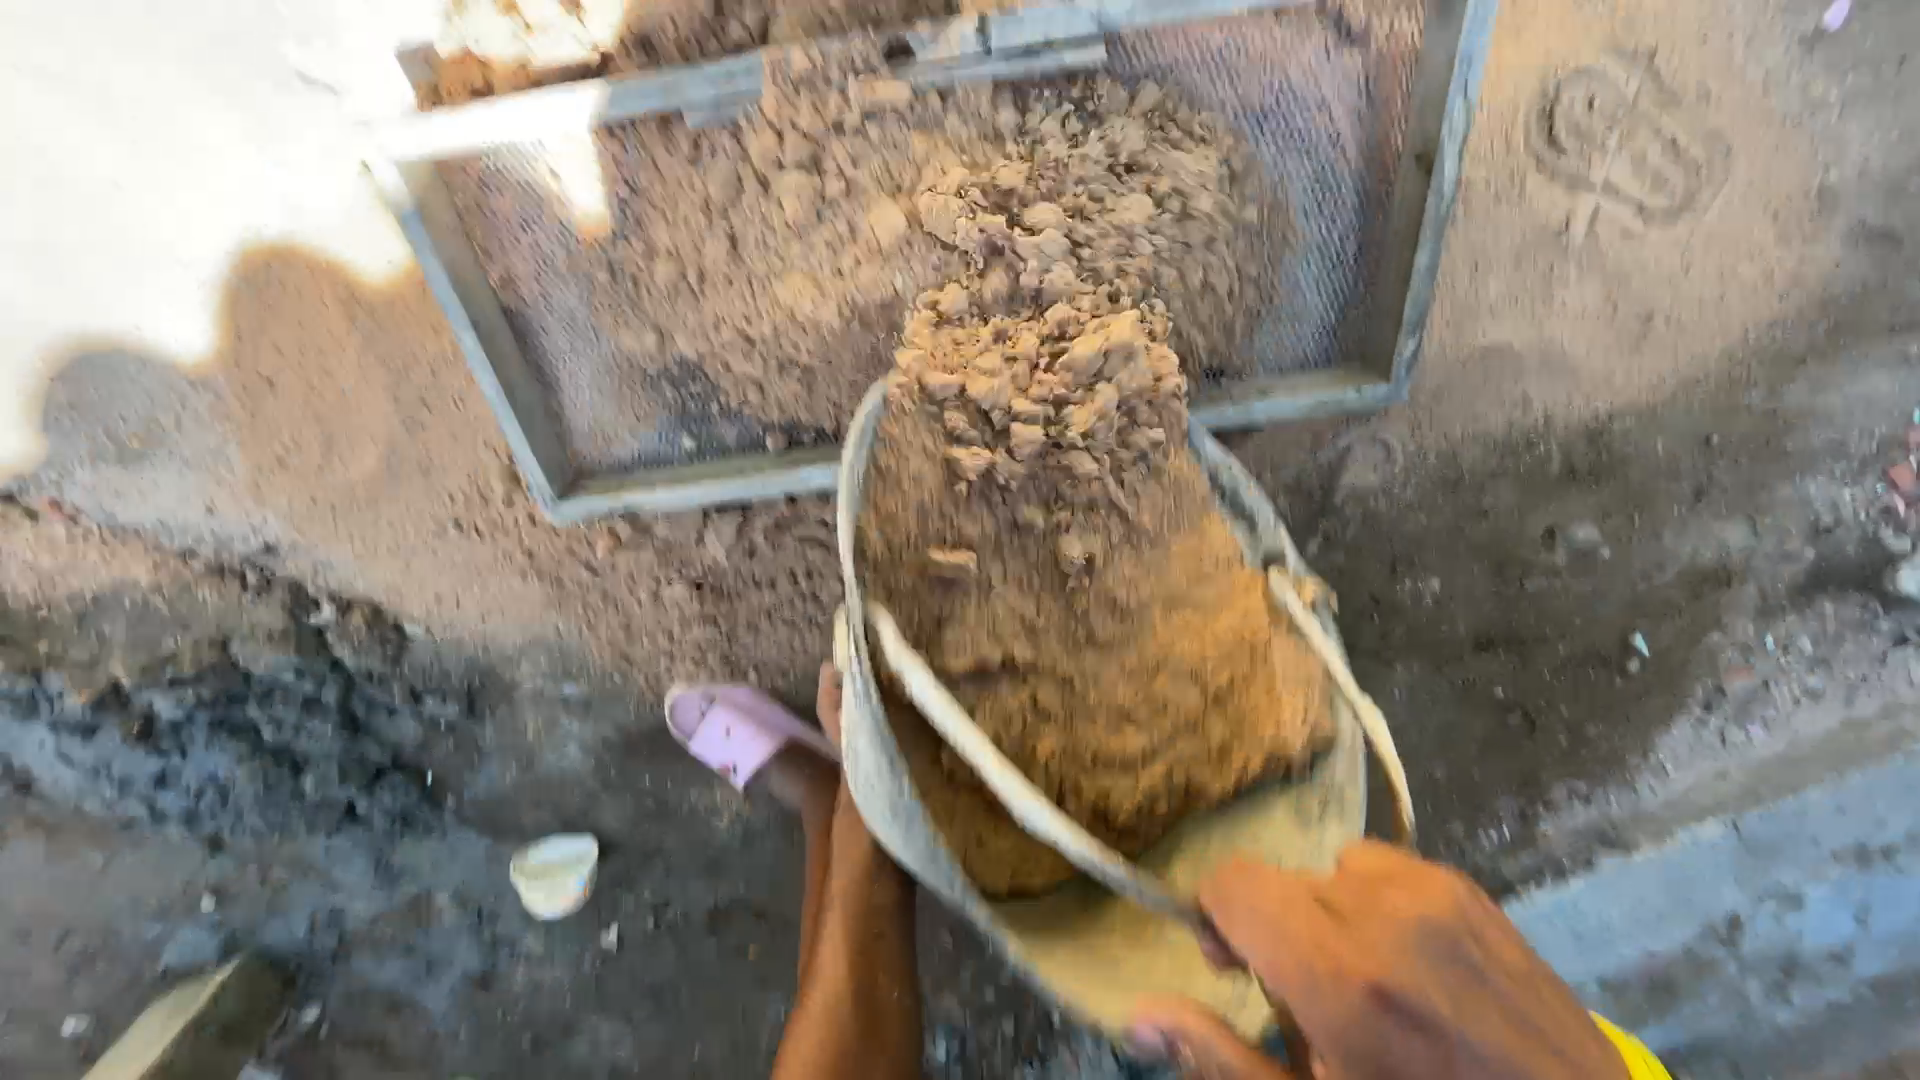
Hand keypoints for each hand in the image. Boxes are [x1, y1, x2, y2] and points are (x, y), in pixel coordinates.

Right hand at [1128, 841, 1625, 1079]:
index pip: (1233, 883)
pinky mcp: (1470, 888)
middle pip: (1277, 881)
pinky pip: (1383, 868)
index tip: (1236, 970)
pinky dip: (1375, 905)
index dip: (1217, 919)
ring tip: (1371, 986)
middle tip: (1315, 1004)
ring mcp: (1434, 890)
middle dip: (1275, 931)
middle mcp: (1382, 907)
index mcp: (1339, 970)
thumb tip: (1134, 1014)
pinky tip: (1416, 970)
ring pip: (1328, 871)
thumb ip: (1218, 1055)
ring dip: (1326, 915)